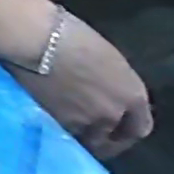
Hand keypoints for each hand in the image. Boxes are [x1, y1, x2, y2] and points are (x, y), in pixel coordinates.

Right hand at [10, 12, 151, 157]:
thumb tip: (101, 88)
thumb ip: (111, 81)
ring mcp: (81, 121)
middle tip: (89, 135)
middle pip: (110, 139)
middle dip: (102, 139)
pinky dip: (55, 129)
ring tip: (62, 125)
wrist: (34, 40)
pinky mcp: (51, 121)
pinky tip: (44, 118)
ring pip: (82, 138)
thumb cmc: (70, 33)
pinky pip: (59, 132)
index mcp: (132, 95)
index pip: (139, 126)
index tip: (117, 131)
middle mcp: (112, 114)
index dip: (126, 131)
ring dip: (76, 135)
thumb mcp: (104, 58)